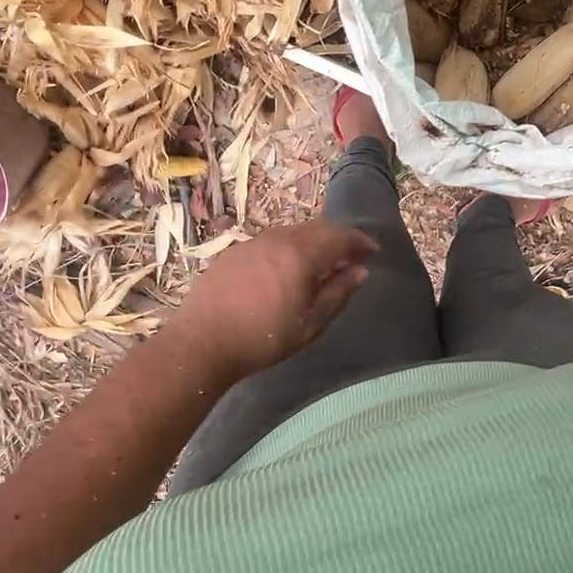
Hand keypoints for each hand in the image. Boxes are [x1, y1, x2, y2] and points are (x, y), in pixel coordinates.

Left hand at [170, 219, 377, 374]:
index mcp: (302, 253)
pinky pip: (271, 242)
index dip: (360, 242)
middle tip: (351, 258)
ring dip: (313, 242)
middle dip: (338, 239)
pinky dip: (288, 248)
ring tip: (320, 264)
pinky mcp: (233, 253)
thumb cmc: (263, 338)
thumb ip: (339, 292)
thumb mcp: (311, 322)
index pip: (341, 236)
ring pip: (292, 232)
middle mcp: (278, 239)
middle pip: (317, 228)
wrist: (200, 345)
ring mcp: (253, 243)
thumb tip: (360, 271)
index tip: (372, 252)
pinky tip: (285, 270)